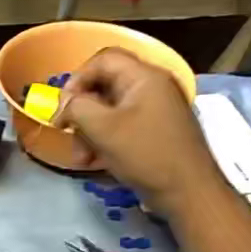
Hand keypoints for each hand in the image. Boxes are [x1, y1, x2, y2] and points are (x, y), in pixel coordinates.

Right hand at [57, 47, 229, 212]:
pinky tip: (96, 162)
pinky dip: (104, 140)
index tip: (62, 109)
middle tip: (70, 136)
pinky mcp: (155, 130)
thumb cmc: (146, 155)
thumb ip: (77, 108)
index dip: (76, 79)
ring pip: (109, 110)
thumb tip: (66, 105)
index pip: (102, 60)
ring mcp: (155, 109)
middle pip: (104, 86)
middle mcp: (152, 86)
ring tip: (83, 158)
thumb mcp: (103, 129)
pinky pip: (121, 126)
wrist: (187, 191)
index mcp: (144, 77)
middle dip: (81, 112)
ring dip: (89, 131)